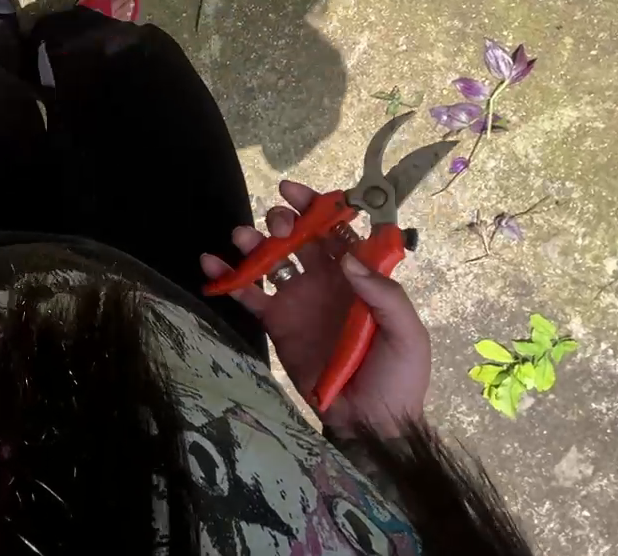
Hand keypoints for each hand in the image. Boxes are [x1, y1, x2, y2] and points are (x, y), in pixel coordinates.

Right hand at [200, 180, 430, 436]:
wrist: (369, 424)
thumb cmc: (397, 377)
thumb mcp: (408, 336)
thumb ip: (385, 295)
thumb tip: (347, 259)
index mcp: (358, 277)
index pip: (336, 231)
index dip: (317, 206)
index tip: (293, 191)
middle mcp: (324, 279)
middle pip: (298, 236)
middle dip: (283, 220)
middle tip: (277, 224)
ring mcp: (296, 297)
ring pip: (270, 257)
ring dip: (253, 241)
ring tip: (241, 238)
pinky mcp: (275, 320)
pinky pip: (247, 293)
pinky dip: (227, 277)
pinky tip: (209, 263)